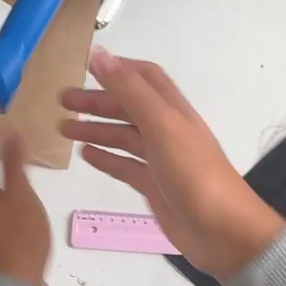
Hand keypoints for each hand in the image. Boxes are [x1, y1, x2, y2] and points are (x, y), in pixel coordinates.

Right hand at [61, 49, 284, 282]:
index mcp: (173, 111)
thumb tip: (100, 55)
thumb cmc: (194, 173)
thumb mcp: (161, 125)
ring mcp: (161, 160)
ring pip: (124, 137)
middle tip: (63, 101)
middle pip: (129, 108)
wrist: (222, 230)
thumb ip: (130, 91)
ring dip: (96, 130)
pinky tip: (86, 156)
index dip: (118, 69)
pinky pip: (126, 167)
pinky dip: (106, 159)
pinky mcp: (155, 187)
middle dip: (98, 101)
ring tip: (64, 129)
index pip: (145, 78)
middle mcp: (167, 131)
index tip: (85, 67)